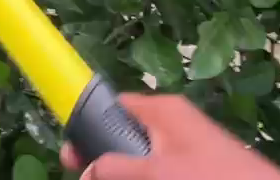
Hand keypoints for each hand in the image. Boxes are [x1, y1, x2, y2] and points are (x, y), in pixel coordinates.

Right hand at [62, 94, 279, 179]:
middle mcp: (176, 126)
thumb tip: (87, 172)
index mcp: (163, 110)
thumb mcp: (157, 174)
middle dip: (110, 164)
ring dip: (130, 177)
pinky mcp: (207, 176)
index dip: (89, 127)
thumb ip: (115, 168)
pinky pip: (168, 177)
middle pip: (128, 140)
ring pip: (148, 167)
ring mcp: (194, 155)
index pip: (114, 106)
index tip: (72, 156)